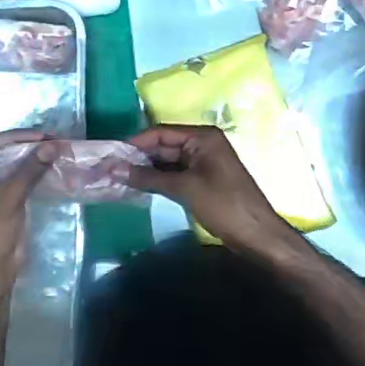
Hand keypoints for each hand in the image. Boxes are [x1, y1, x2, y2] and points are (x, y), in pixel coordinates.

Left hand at [0, 130, 56, 285]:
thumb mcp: (9, 198)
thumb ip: (30, 169)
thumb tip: (53, 145)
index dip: (18, 136)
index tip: (45, 136)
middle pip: (0, 151)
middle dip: (26, 145)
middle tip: (53, 141)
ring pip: (10, 164)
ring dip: (31, 158)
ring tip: (55, 151)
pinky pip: (16, 178)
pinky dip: (31, 172)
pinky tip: (49, 168)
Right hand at [123, 125, 306, 261]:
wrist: (256, 233)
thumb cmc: (223, 205)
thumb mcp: (184, 188)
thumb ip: (148, 176)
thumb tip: (114, 168)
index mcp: (202, 136)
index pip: (160, 132)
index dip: (134, 143)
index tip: (109, 155)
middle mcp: (203, 143)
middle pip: (163, 145)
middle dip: (137, 156)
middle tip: (108, 168)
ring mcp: (203, 161)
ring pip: (167, 160)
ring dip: (145, 168)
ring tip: (117, 177)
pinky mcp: (203, 178)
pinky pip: (175, 173)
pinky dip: (157, 178)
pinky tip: (138, 186)